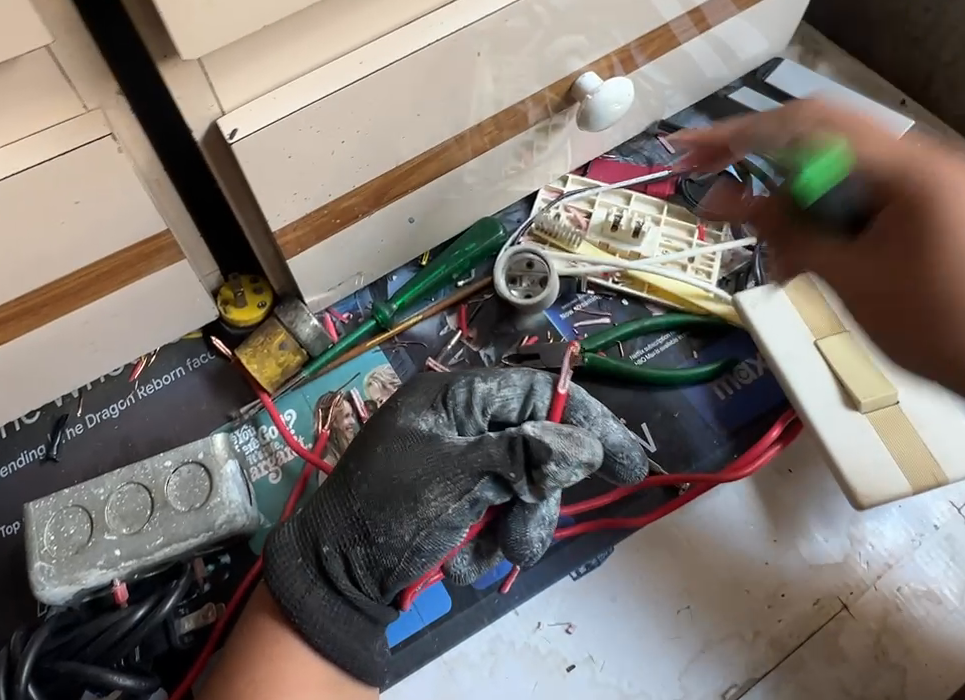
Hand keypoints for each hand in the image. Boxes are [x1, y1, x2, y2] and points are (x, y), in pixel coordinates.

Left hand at [263, 367, 646, 683]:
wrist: (337, 571)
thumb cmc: (389, 506)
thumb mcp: (455, 475)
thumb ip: (521, 455)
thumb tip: (583, 443)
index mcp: (454, 398)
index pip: (534, 393)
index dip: (584, 420)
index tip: (627, 460)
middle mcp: (462, 423)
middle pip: (535, 448)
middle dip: (535, 499)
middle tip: (521, 535)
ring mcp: (462, 464)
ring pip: (523, 490)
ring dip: (511, 529)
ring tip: (482, 552)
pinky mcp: (460, 501)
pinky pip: (500, 518)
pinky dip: (487, 544)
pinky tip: (458, 558)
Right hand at [668, 100, 964, 411]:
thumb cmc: (948, 335)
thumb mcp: (850, 281)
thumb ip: (786, 230)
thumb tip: (727, 198)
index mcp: (915, 169)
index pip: (808, 126)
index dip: (739, 134)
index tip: (688, 151)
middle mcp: (933, 162)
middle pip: (826, 141)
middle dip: (763, 161)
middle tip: (709, 183)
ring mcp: (946, 186)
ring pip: (846, 172)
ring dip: (799, 199)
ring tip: (775, 246)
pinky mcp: (950, 213)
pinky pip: (874, 196)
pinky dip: (834, 216)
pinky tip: (819, 251)